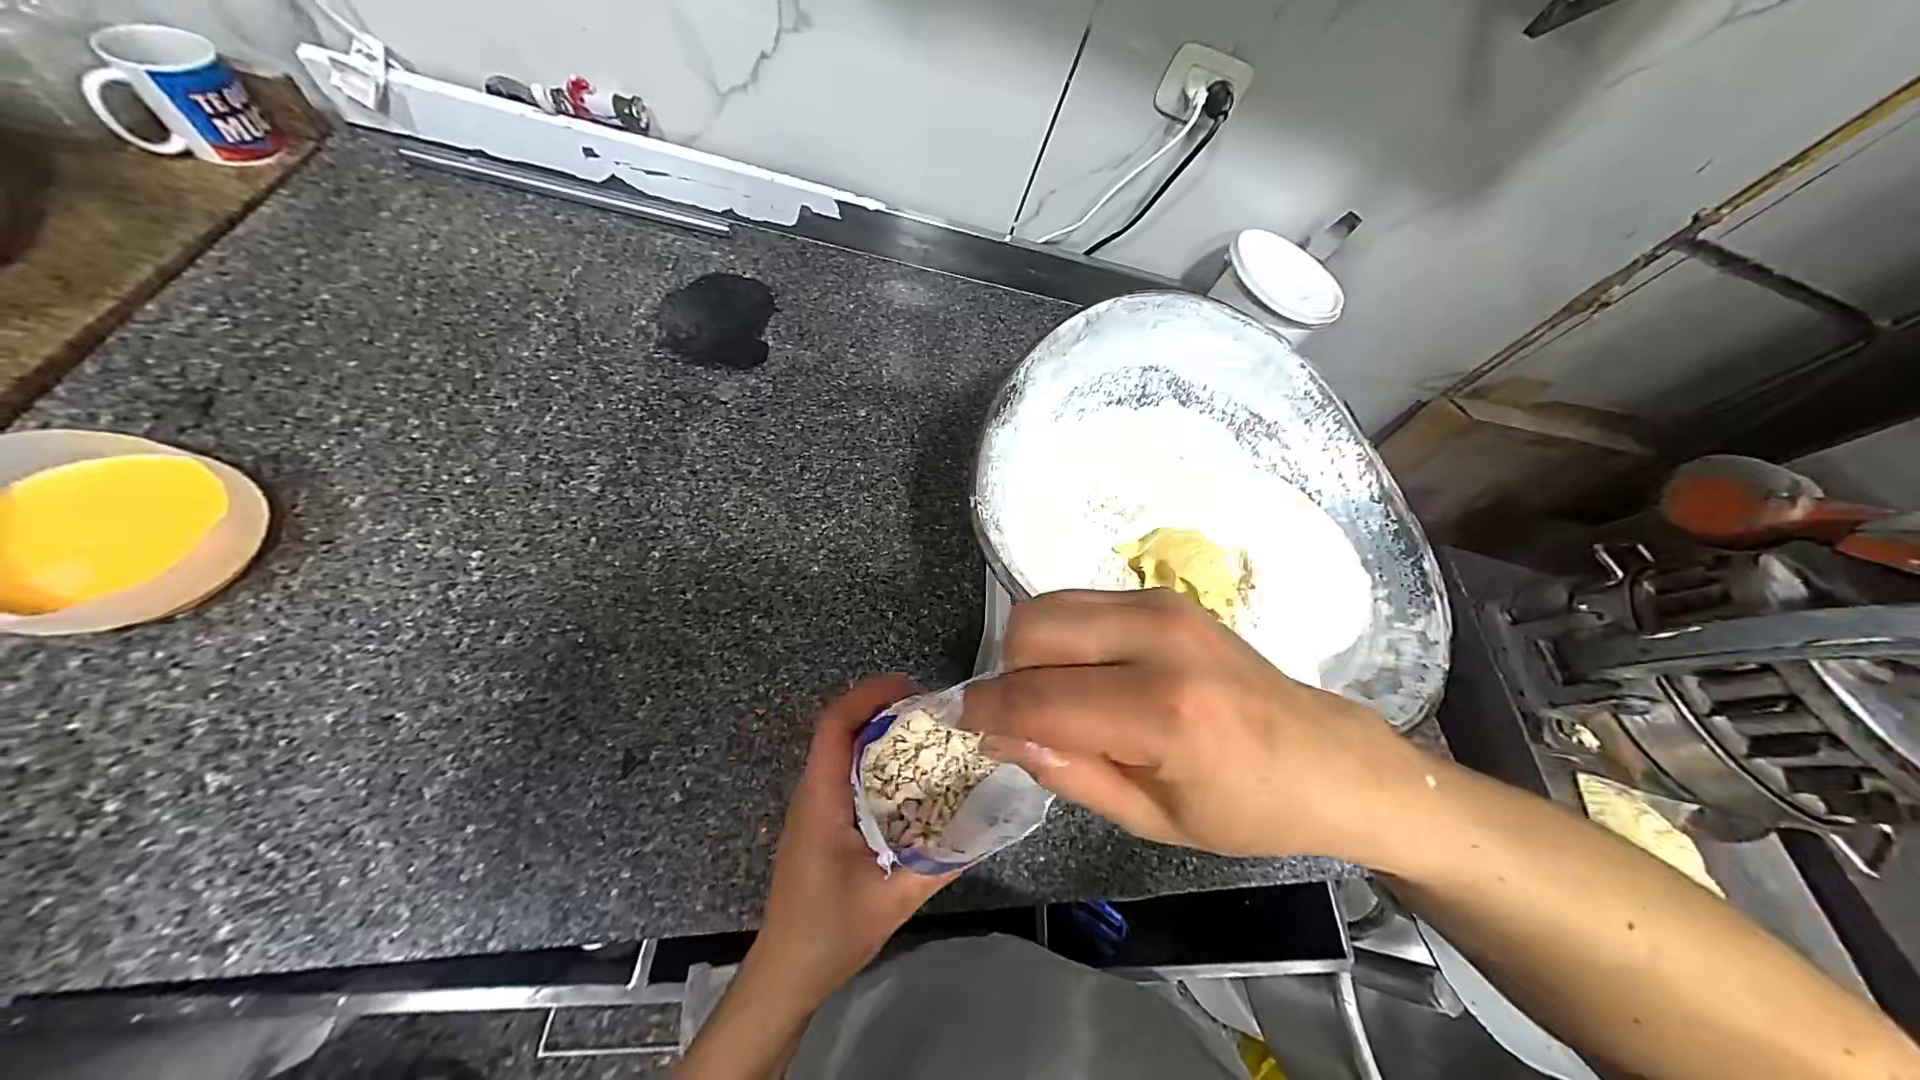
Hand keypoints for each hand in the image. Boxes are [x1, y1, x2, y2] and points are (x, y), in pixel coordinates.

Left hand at [746, 674, 957, 1004]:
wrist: (786, 972)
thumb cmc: (830, 932)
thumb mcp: (894, 899)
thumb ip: (939, 862)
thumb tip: (984, 826)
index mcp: (822, 800)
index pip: (835, 726)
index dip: (867, 695)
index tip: (909, 686)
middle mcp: (813, 793)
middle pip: (839, 728)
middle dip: (881, 706)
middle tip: (930, 710)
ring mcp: (813, 806)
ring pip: (842, 749)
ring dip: (878, 732)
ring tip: (925, 734)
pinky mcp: (819, 821)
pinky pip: (845, 772)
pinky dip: (875, 759)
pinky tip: (907, 778)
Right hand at [965, 589, 1428, 861]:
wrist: (1327, 758)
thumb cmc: (1247, 808)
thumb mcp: (1150, 818)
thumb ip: (1066, 771)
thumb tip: (998, 733)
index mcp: (1164, 713)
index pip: (1038, 699)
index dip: (987, 712)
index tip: (965, 725)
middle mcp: (1160, 639)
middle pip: (1031, 629)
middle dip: (1008, 675)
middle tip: (1024, 718)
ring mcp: (1163, 605)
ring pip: (1047, 605)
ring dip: (1031, 651)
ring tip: (1057, 696)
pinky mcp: (1164, 594)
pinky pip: (1078, 601)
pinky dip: (1062, 635)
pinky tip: (1088, 673)